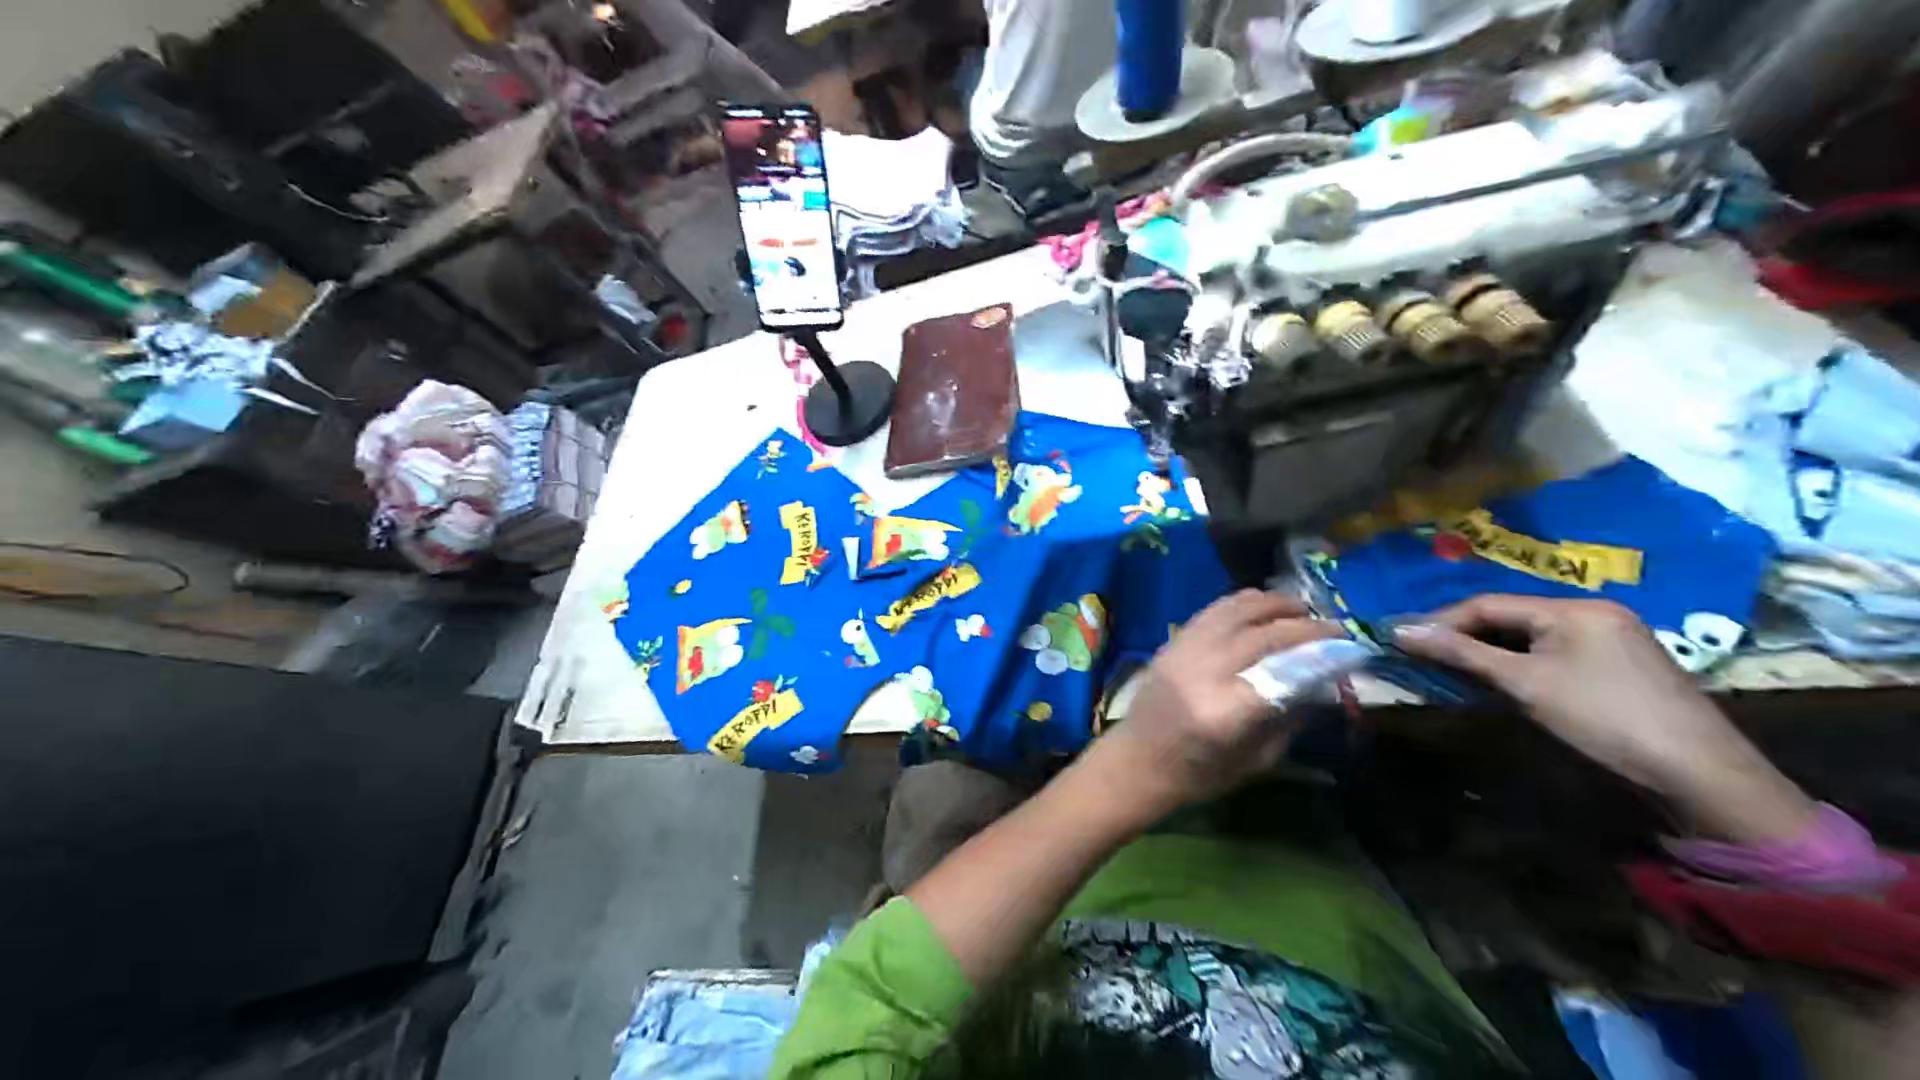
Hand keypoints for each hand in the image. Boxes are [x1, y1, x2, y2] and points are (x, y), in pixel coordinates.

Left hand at [1080, 589, 1340, 821]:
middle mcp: (1202, 672)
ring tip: (1303, 609)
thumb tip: (1324, 680)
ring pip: (1235, 611)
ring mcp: (1183, 651)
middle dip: (1305, 626)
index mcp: (1225, 712)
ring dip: (1274, 604)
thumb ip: (1290, 718)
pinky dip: (1243, 603)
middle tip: (1336, 627)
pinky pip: (1212, 610)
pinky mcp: (1173, 641)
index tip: (1351, 648)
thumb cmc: (1199, 773)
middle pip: (1263, 635)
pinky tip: (1265, 605)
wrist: (1137, 760)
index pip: (1283, 671)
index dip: (1322, 656)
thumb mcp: (1257, 760)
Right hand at [1394, 595, 1816, 843]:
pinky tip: (1497, 682)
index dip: (1441, 621)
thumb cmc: (1603, 718)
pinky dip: (1516, 665)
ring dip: (1486, 653)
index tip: (1402, 641)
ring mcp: (1610, 641)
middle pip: (1508, 618)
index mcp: (1574, 608)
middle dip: (1462, 636)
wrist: (1701, 777)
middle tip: (1421, 656)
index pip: (1488, 603)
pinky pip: (1550, 654)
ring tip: (1450, 670)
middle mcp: (1593, 614)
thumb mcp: (1523, 683)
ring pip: (1528, 637)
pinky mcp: (1617, 668)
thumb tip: (1399, 631)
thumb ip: (1460, 653)